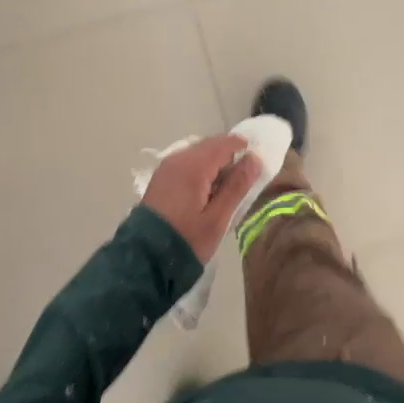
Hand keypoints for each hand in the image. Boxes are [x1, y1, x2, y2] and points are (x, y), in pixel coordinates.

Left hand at [141, 135, 262, 262]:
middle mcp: (178, 159)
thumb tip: (254, 159)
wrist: (146, 258)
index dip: (242, 147)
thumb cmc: (187, 239)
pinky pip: (186, 163)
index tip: (257, 159)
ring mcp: (166, 167)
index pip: (223, 144)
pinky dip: (200, 168)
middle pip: (209, 145)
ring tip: (227, 184)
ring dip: (214, 162)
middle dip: (228, 154)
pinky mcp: (161, 178)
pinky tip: (206, 188)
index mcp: (193, 166)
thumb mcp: (217, 218)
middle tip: (245, 175)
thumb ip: (236, 186)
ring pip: (197, 153)